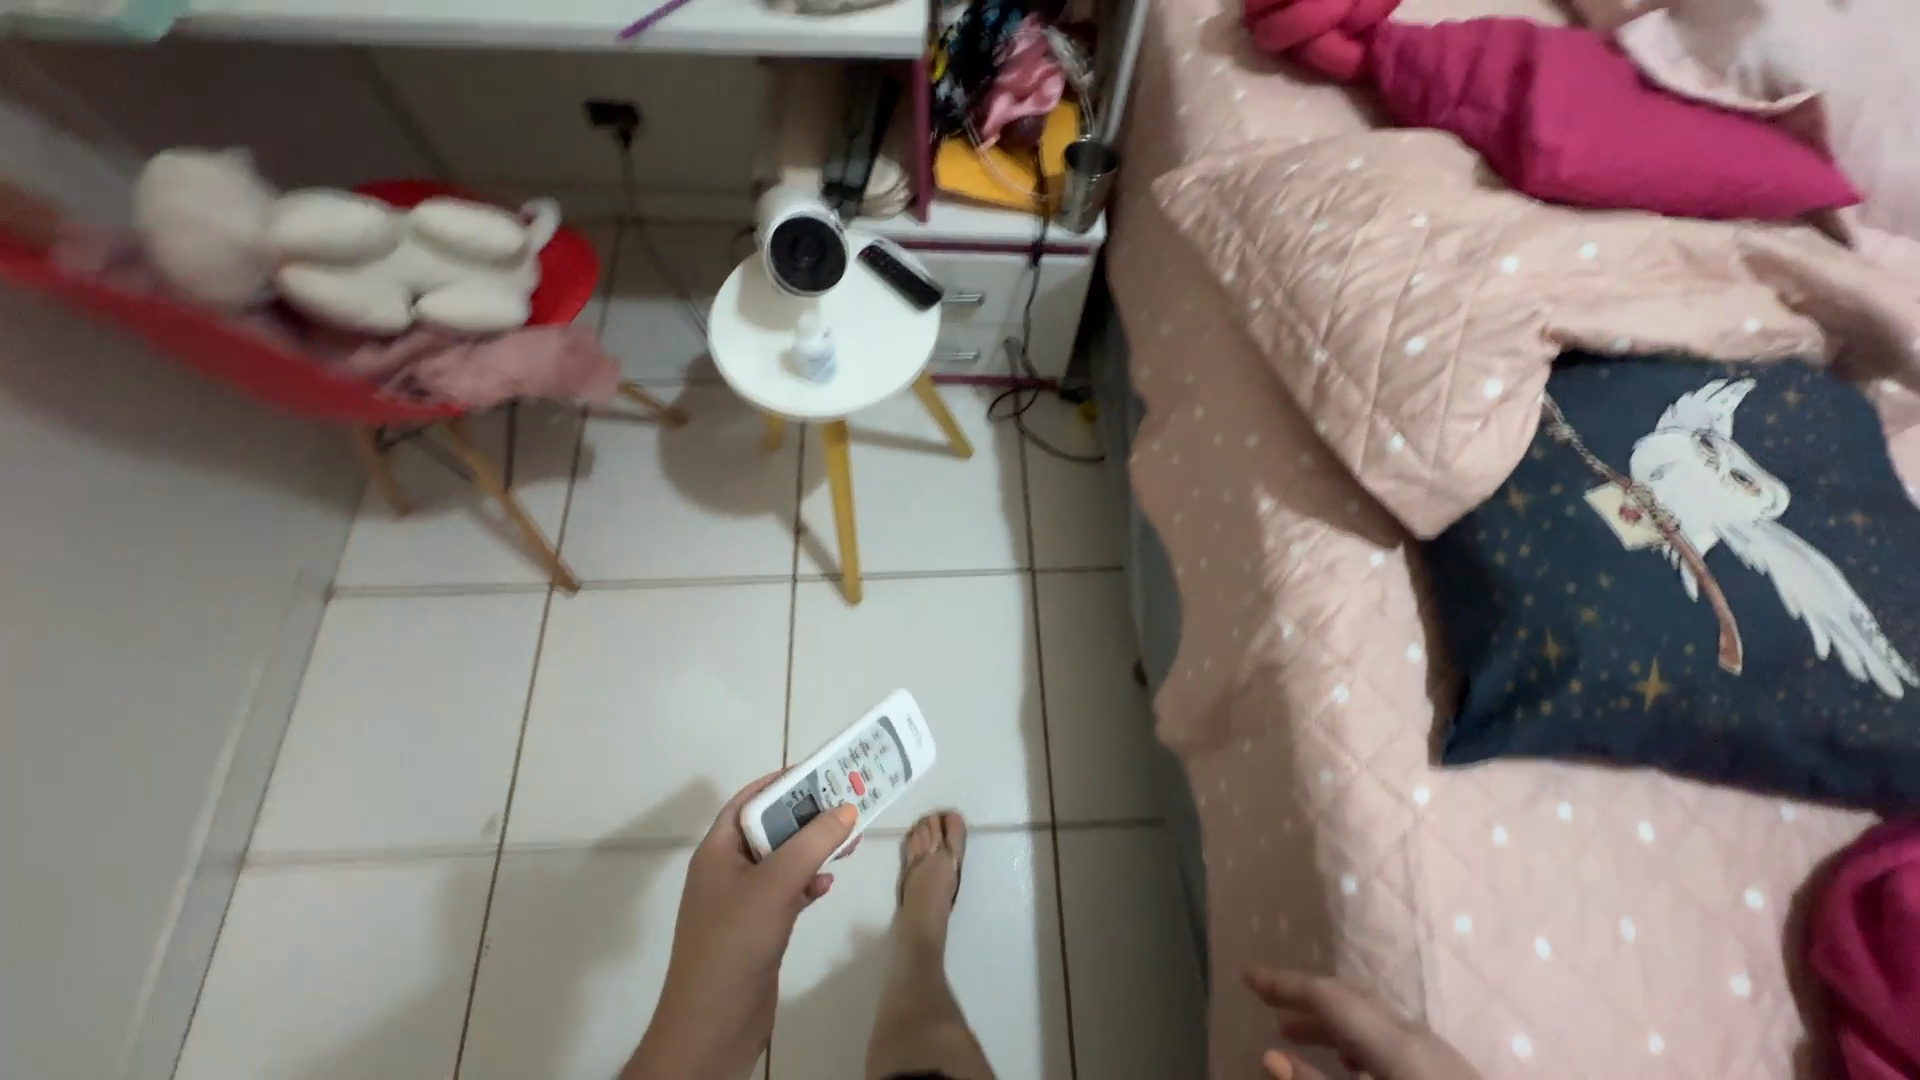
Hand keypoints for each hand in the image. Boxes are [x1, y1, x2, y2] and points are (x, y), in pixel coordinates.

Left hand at [623, 773, 858, 1079]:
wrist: (712, 1027)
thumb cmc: (734, 943)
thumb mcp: (775, 884)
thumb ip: (812, 843)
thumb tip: (845, 807)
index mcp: (718, 851)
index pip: (749, 801)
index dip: (782, 782)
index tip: (821, 771)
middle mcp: (727, 870)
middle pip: (771, 829)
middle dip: (808, 816)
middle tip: (847, 803)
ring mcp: (741, 902)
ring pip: (783, 861)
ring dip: (814, 850)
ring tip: (850, 840)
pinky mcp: (758, 929)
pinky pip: (787, 892)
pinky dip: (808, 883)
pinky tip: (827, 884)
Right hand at [1244, 968, 1481, 1079]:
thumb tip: (1271, 1053)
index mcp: (1399, 1048)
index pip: (1329, 997)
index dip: (1284, 983)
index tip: (1247, 977)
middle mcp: (1420, 1041)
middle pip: (1352, 1000)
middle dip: (1304, 998)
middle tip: (1263, 1001)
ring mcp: (1441, 1060)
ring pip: (1372, 1021)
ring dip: (1329, 1022)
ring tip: (1292, 1036)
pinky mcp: (1450, 1077)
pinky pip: (1393, 1042)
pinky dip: (1358, 1042)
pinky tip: (1350, 1066)